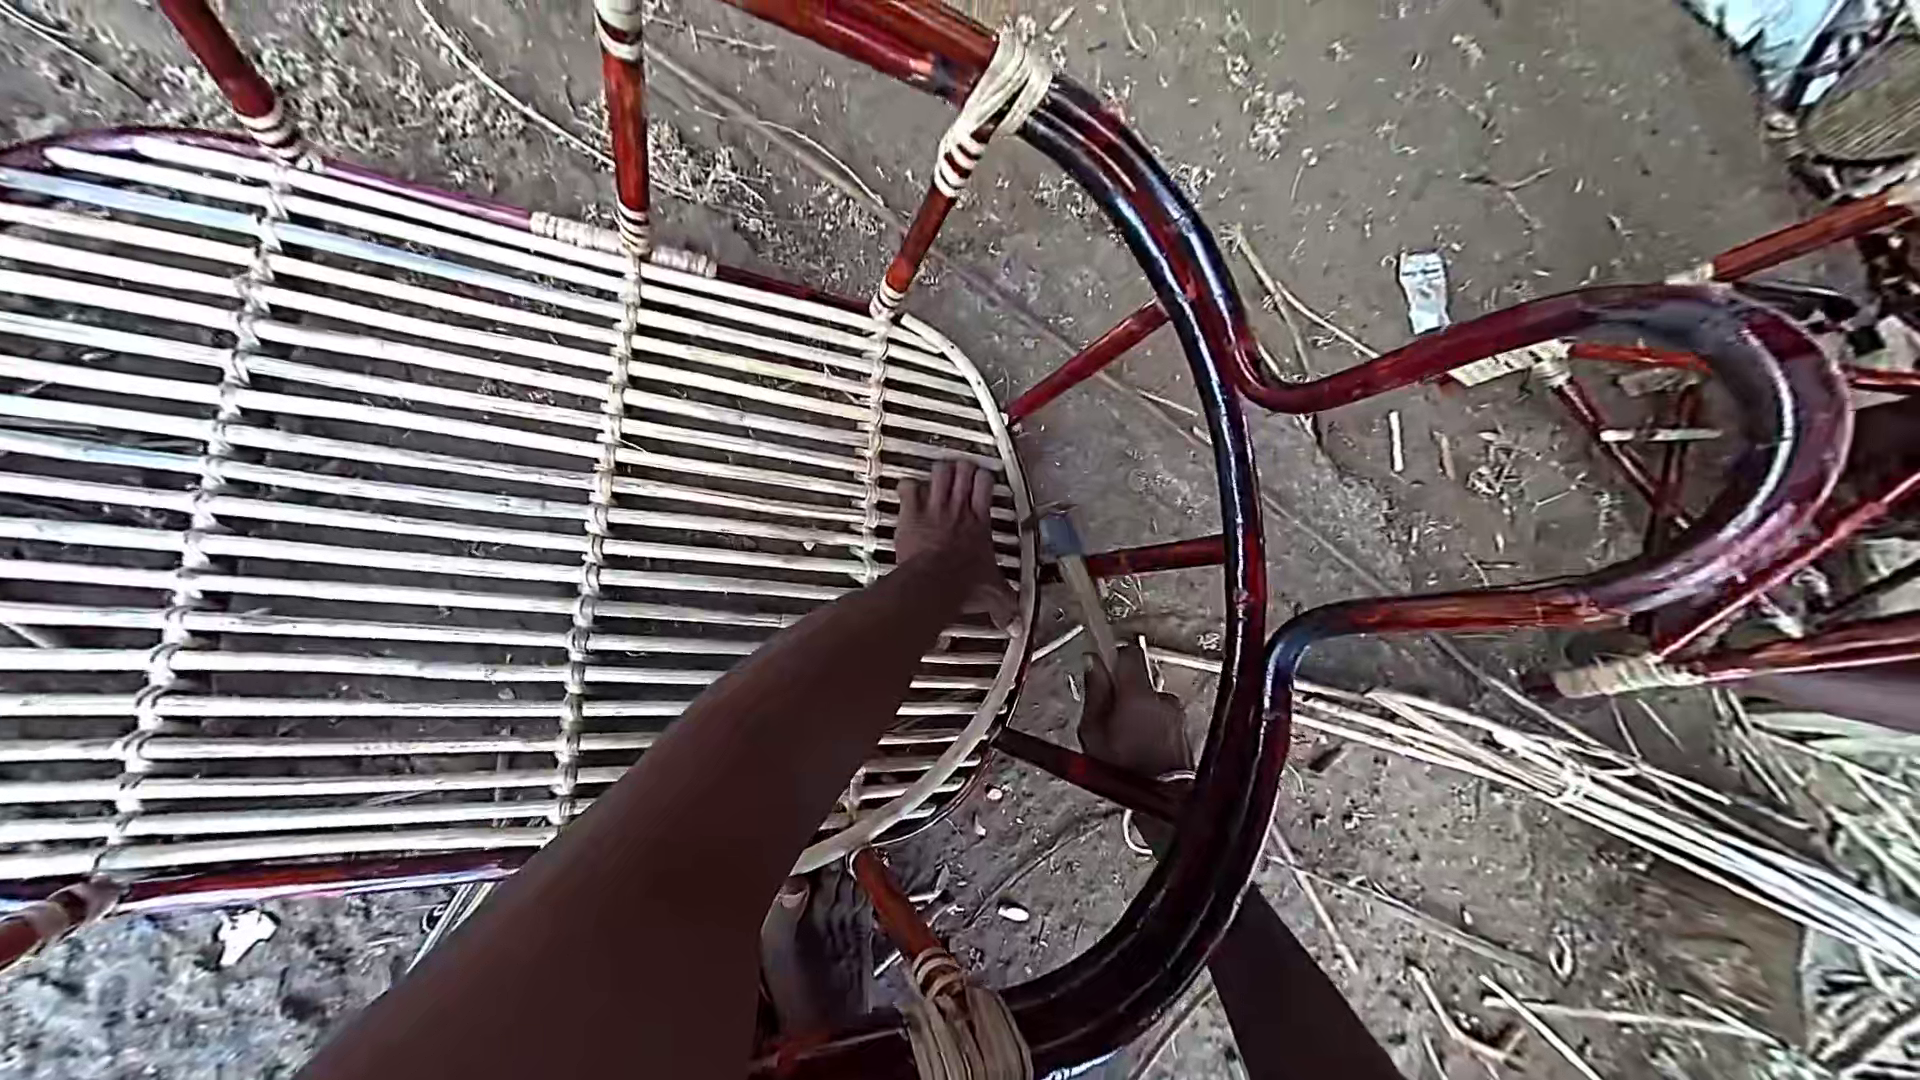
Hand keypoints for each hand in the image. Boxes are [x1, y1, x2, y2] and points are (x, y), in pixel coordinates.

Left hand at [894, 458, 1017, 628]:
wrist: (934, 583)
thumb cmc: (961, 583)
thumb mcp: (992, 594)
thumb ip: (1005, 607)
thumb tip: (1014, 624)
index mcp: (979, 522)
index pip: (986, 483)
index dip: (983, 478)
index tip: (981, 483)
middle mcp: (958, 509)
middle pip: (964, 470)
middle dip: (961, 469)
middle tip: (959, 476)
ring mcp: (935, 508)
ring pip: (940, 471)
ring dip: (939, 472)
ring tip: (938, 478)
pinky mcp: (912, 513)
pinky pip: (908, 487)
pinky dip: (908, 487)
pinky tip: (910, 493)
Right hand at [1077, 646, 1191, 777]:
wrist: (1162, 799)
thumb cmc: (1125, 769)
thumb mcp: (1092, 730)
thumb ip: (1094, 691)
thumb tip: (1093, 664)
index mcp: (1137, 693)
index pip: (1127, 653)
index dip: (1112, 655)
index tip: (1101, 663)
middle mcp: (1161, 698)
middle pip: (1138, 676)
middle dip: (1121, 688)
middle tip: (1106, 709)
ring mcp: (1175, 713)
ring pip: (1149, 697)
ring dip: (1136, 707)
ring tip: (1122, 733)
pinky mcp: (1182, 727)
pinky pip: (1160, 713)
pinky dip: (1149, 721)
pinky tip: (1138, 741)